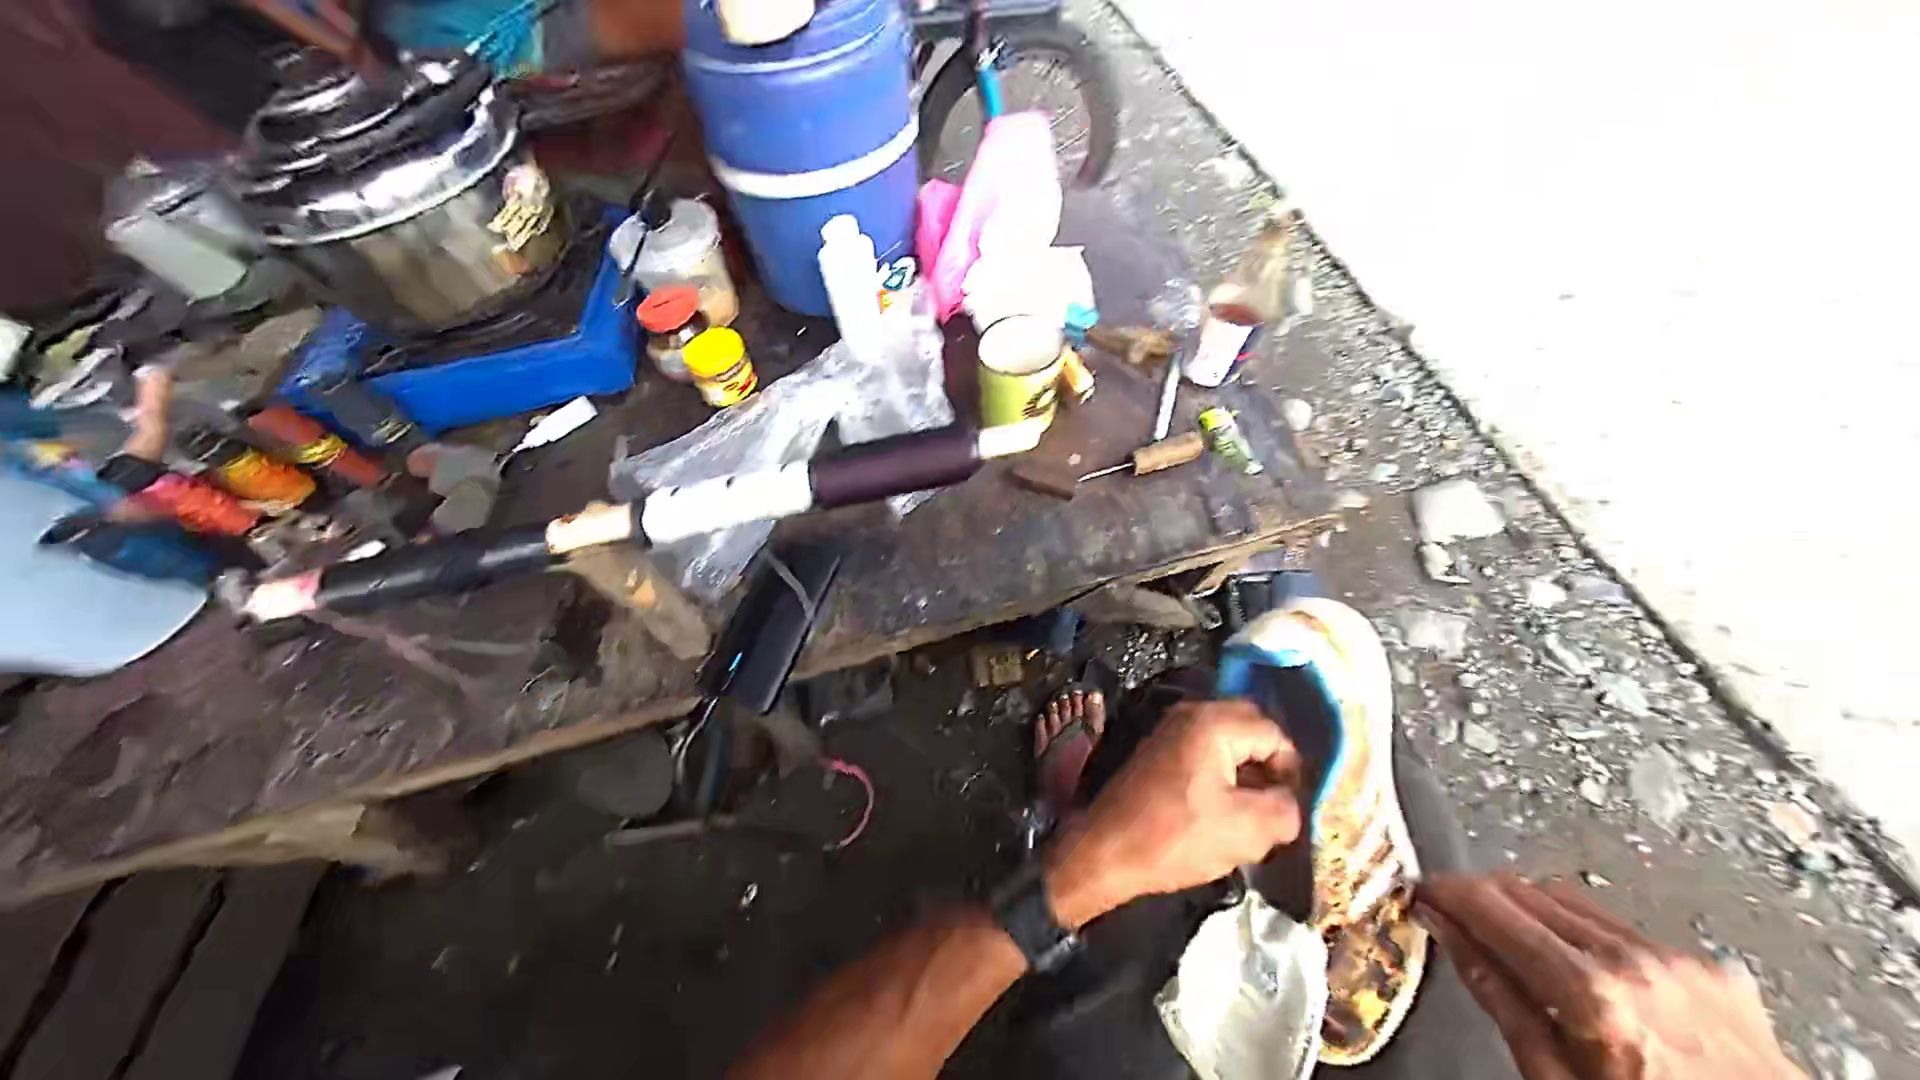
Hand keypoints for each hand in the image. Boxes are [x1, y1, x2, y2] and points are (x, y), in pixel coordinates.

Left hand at [1044, 700, 1301, 928]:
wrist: (1108, 849)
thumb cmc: (1177, 836)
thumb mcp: (1248, 830)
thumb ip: (1286, 808)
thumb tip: (1289, 799)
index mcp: (1212, 722)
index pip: (1275, 734)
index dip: (1291, 771)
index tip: (1290, 807)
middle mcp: (1189, 713)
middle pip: (1251, 727)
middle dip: (1269, 763)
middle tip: (1274, 804)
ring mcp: (1170, 728)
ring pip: (1228, 738)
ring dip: (1245, 769)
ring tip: (1248, 811)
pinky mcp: (1159, 748)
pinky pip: (1204, 748)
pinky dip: (1221, 770)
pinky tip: (1220, 807)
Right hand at [1419, 875, 1803, 1079]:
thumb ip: (1497, 997)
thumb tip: (1444, 927)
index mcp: (1591, 995)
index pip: (1489, 905)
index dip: (1443, 891)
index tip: (1418, 892)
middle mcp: (1635, 963)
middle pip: (1523, 890)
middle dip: (1477, 896)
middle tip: (1449, 912)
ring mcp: (1681, 963)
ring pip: (1567, 898)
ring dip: (1524, 907)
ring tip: (1505, 935)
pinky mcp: (1713, 971)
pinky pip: (1620, 924)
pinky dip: (1578, 930)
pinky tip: (1574, 962)